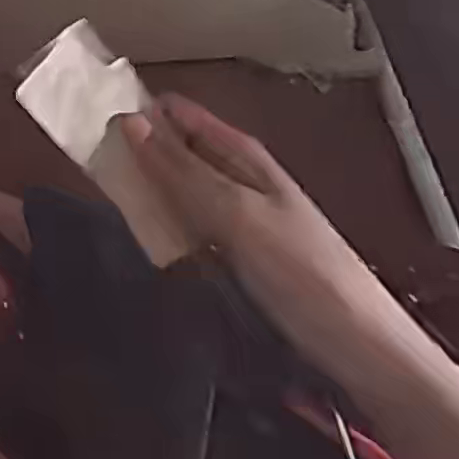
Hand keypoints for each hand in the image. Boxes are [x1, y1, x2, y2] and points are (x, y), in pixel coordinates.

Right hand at [121, 96, 458, 458]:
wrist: (363, 350)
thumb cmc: (302, 270)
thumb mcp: (234, 213)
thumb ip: (179, 168)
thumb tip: (127, 120)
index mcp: (238, 151)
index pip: (175, 111)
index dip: (137, 108)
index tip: (94, 119)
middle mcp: (230, 171)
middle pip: (169, 145)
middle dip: (134, 149)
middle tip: (96, 164)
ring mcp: (229, 209)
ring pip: (171, 183)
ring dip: (144, 187)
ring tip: (112, 198)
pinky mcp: (227, 244)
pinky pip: (181, 218)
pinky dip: (159, 219)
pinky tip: (144, 233)